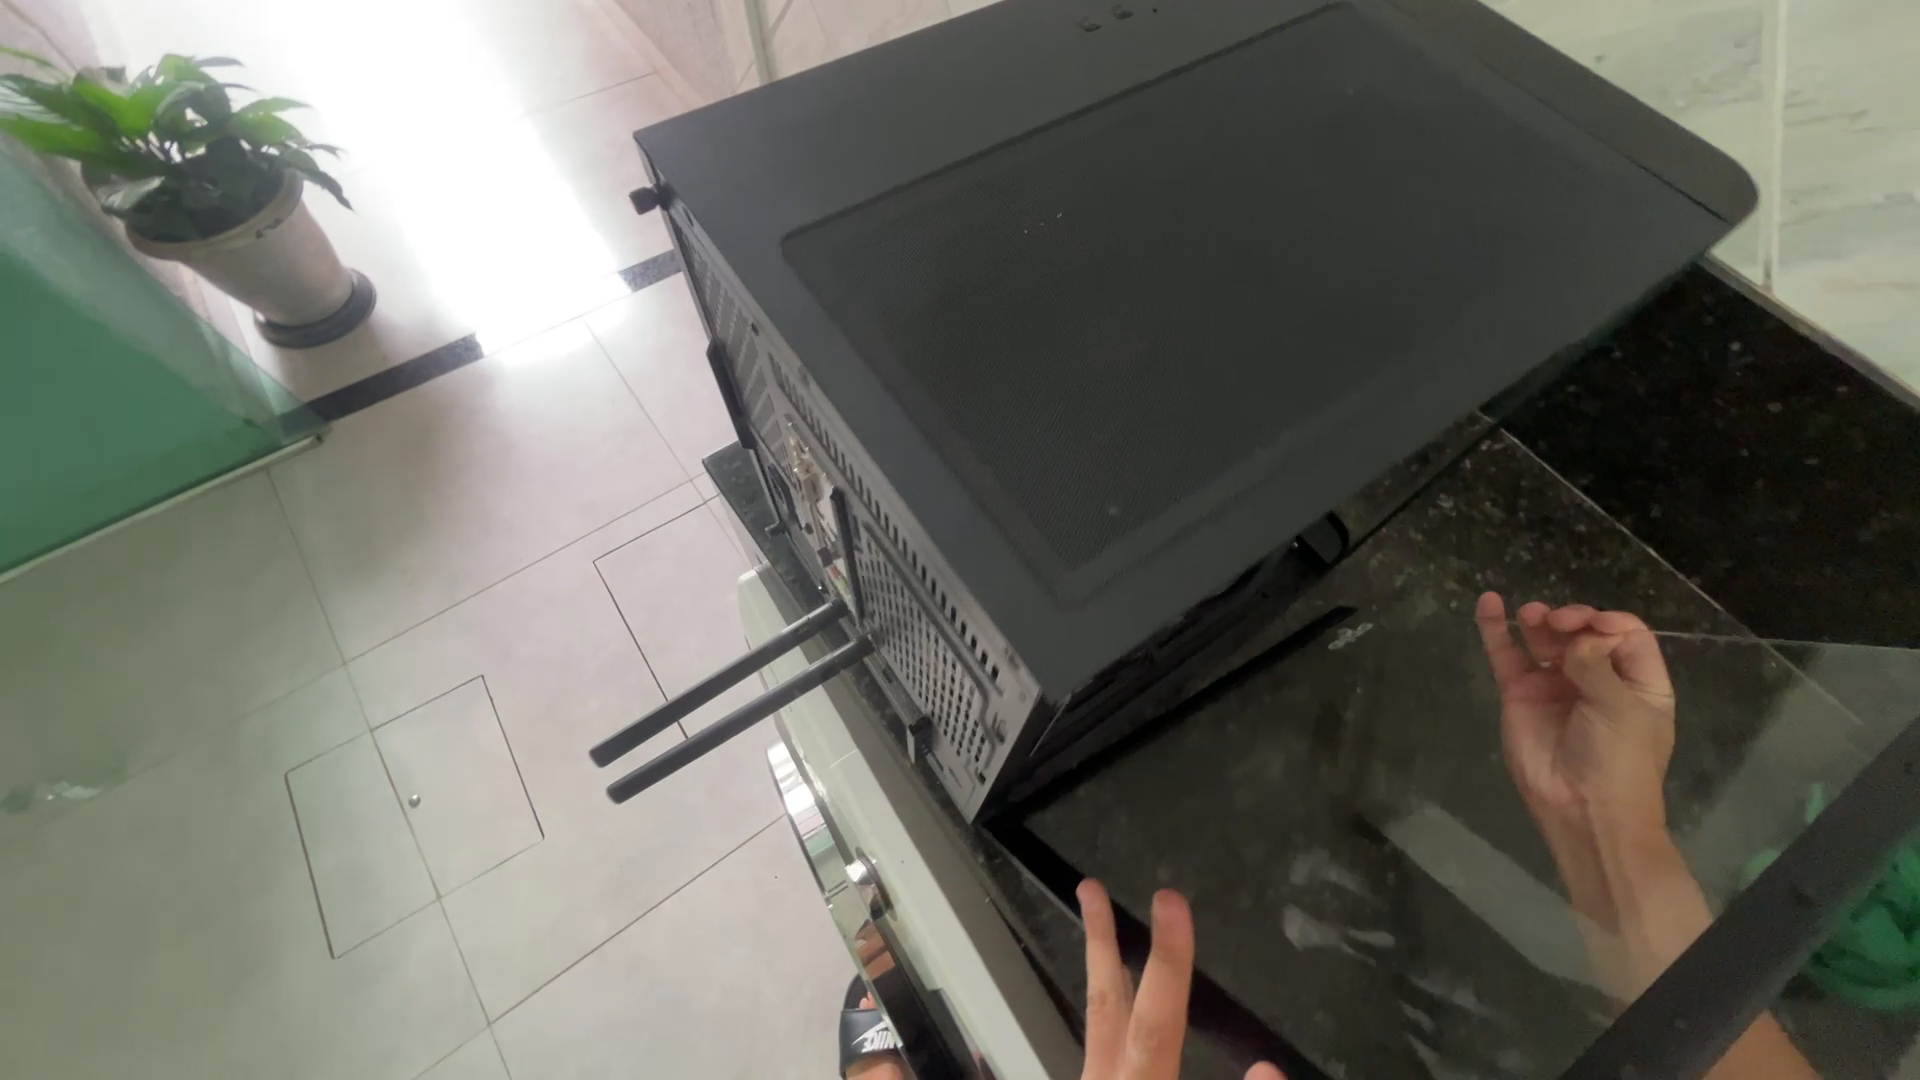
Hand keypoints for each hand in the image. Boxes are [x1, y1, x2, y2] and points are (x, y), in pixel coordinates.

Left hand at [1078, 879, 1283, 1079]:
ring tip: (1096, 913)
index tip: (1171, 901)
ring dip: (1102, 966)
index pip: (1155, 1023)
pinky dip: (1112, 1008)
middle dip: (1102, 943)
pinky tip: (1120, 990)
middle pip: (1105, 1005)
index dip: (1167, 962)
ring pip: (1099, 1020)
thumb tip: (1269, 1068)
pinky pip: (1102, 1045)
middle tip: (1090, 886)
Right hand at [1474, 594, 1674, 834]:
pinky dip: (1494, 628)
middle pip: (1582, 632)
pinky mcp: (1517, 692)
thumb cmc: (1618, 759)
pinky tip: (1488, 602)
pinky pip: (1505, 654)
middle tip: (1557, 622)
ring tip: (1531, 614)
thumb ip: (1596, 667)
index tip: (1589, 627)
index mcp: (1637, 682)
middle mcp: (1595, 677)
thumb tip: (1574, 636)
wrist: (1581, 805)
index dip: (1607, 622)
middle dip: (1571, 619)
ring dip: (1537, 620)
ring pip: (1544, 639)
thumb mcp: (1622, 710)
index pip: (1626, 635)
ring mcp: (1553, 683)